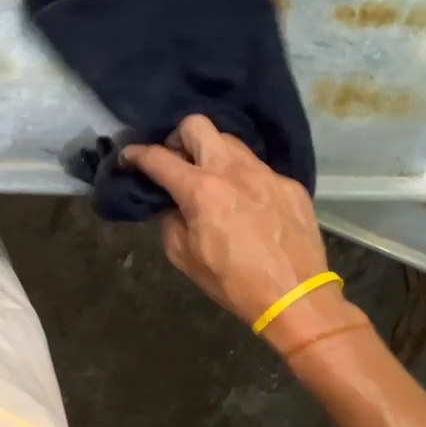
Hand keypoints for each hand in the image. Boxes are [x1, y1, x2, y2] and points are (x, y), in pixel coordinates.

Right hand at [123, 116, 360, 352]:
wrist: (297, 301)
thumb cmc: (233, 282)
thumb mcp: (183, 255)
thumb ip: (169, 219)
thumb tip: (170, 203)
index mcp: (200, 189)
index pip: (157, 157)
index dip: (135, 154)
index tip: (127, 158)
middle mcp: (232, 170)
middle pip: (196, 125)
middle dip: (177, 138)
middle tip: (177, 162)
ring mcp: (265, 174)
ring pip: (229, 142)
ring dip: (212, 154)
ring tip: (212, 180)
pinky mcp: (289, 185)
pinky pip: (258, 168)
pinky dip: (243, 178)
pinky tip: (247, 204)